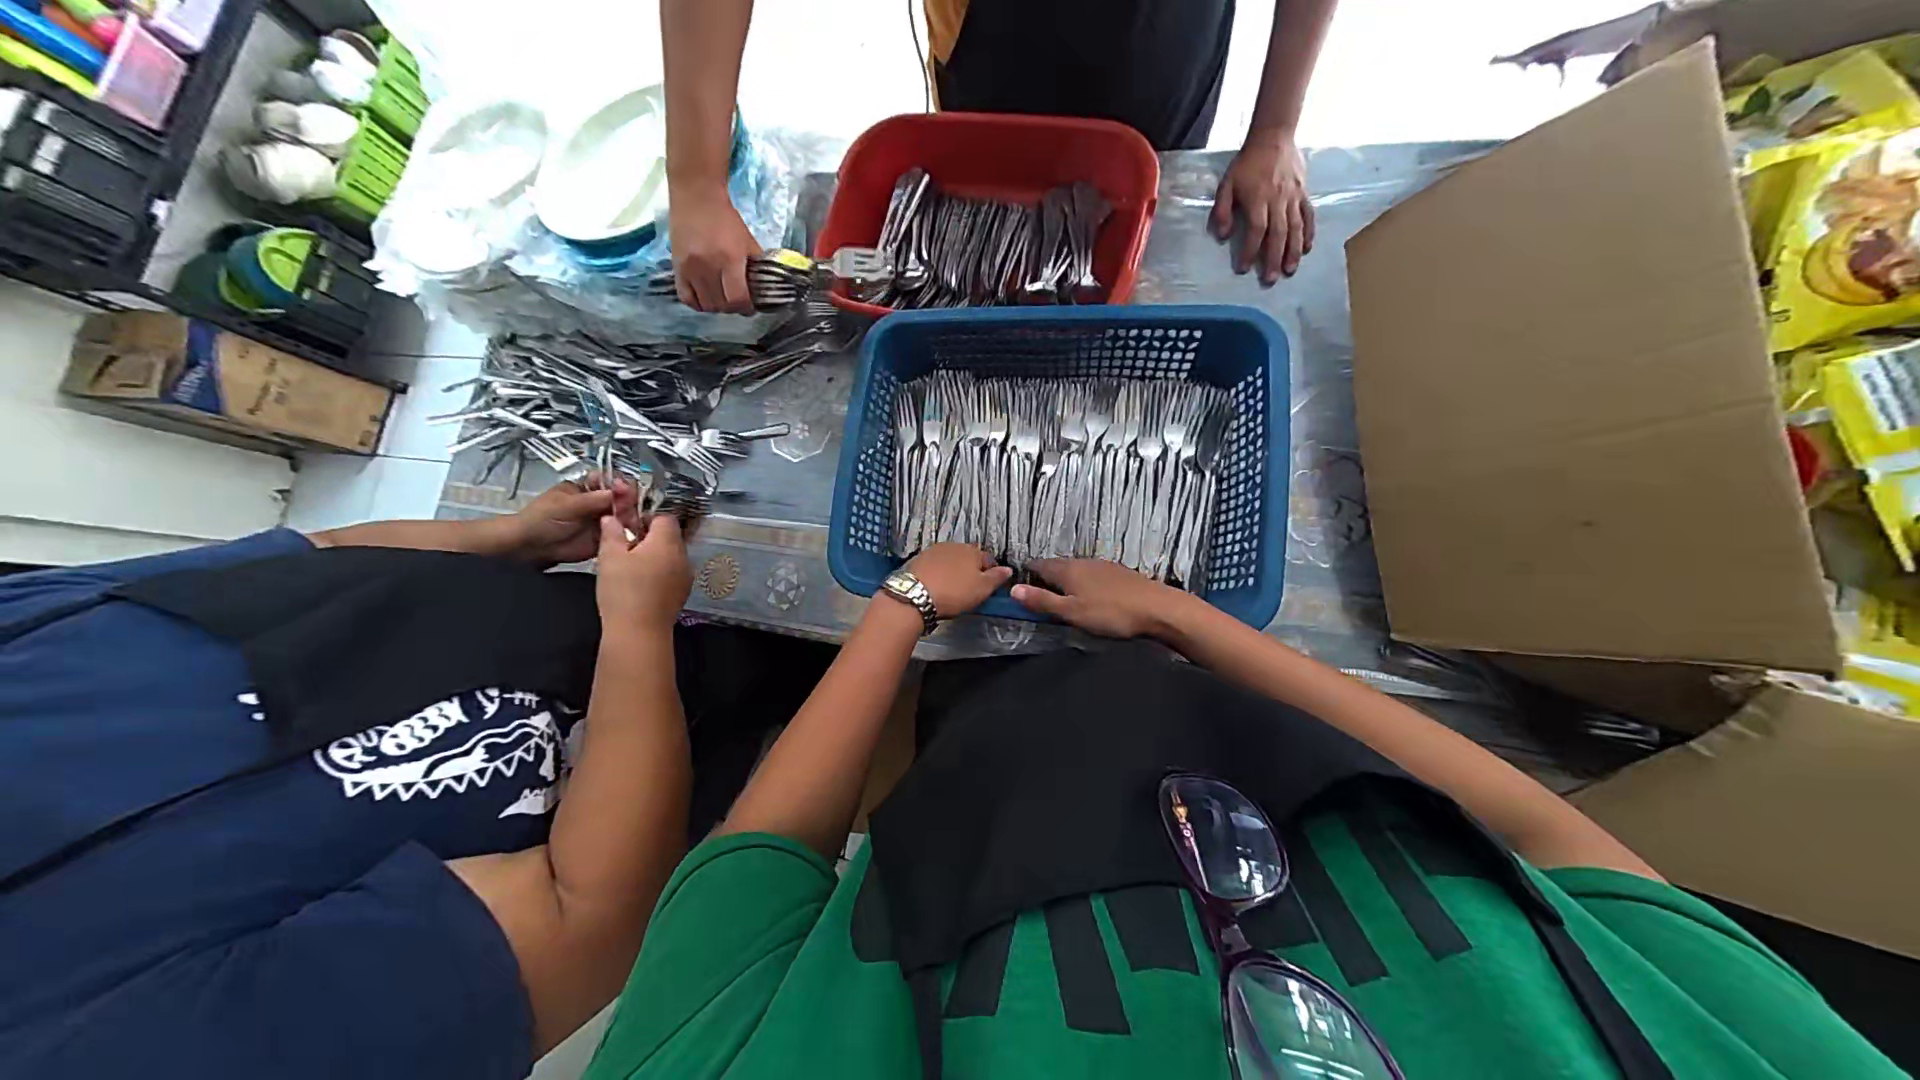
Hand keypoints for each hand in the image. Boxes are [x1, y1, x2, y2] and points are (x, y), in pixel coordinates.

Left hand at [500, 477, 640, 565]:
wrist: (531, 547)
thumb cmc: (543, 519)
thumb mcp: (566, 505)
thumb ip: (592, 500)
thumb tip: (617, 492)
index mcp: (588, 488)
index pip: (610, 481)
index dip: (620, 483)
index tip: (624, 488)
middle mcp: (600, 502)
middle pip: (623, 498)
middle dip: (628, 501)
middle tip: (626, 508)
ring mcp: (604, 521)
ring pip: (626, 516)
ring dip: (632, 517)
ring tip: (630, 522)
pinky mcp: (606, 538)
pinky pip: (624, 534)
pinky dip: (631, 534)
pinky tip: (635, 534)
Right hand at [594, 513, 691, 631]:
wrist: (639, 631)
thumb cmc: (623, 590)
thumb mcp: (610, 557)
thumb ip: (612, 533)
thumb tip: (611, 518)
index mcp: (668, 542)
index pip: (665, 517)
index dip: (647, 518)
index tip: (629, 527)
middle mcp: (683, 556)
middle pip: (670, 536)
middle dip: (650, 538)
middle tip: (626, 548)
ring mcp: (686, 575)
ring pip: (672, 556)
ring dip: (656, 556)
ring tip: (631, 567)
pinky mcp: (683, 592)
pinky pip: (673, 573)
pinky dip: (661, 572)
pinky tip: (642, 584)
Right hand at [669, 184, 760, 313]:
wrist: (697, 196)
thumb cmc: (727, 220)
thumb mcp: (749, 243)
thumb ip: (756, 268)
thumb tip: (762, 292)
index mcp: (729, 259)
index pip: (738, 299)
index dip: (747, 308)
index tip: (751, 306)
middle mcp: (707, 267)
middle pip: (722, 305)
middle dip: (734, 308)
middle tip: (738, 301)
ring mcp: (689, 269)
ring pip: (705, 305)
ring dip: (717, 307)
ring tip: (723, 299)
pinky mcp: (676, 268)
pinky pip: (686, 298)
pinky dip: (698, 303)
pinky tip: (706, 297)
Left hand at [902, 544, 1012, 617]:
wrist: (915, 595)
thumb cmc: (953, 593)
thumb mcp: (981, 589)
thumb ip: (996, 578)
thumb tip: (1008, 569)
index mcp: (973, 552)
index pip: (988, 559)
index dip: (991, 572)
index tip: (990, 585)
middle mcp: (954, 546)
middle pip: (968, 557)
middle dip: (971, 569)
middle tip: (970, 587)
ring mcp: (934, 551)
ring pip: (950, 559)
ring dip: (953, 569)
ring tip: (952, 587)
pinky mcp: (918, 559)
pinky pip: (934, 565)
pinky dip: (938, 572)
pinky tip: (936, 584)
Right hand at [1012, 558, 1192, 638]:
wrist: (1158, 608)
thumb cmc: (1111, 612)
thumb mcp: (1071, 612)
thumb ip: (1042, 601)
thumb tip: (1012, 589)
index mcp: (1068, 570)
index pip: (1039, 565)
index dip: (1027, 573)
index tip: (1018, 582)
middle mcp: (1083, 562)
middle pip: (1058, 566)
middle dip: (1045, 575)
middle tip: (1036, 590)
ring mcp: (1103, 566)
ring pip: (1076, 569)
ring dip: (1065, 579)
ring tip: (1060, 593)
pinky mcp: (1119, 573)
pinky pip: (1092, 574)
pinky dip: (1083, 582)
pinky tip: (1089, 594)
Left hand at [1210, 129, 1313, 284]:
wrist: (1274, 137)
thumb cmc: (1246, 164)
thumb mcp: (1226, 185)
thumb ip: (1222, 211)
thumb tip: (1222, 235)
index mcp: (1258, 200)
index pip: (1256, 231)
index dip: (1249, 251)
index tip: (1243, 269)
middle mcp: (1278, 201)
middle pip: (1277, 234)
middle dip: (1273, 259)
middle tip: (1270, 280)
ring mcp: (1294, 197)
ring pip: (1295, 228)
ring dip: (1293, 251)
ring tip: (1289, 270)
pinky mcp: (1304, 193)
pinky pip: (1308, 215)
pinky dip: (1308, 233)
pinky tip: (1306, 248)